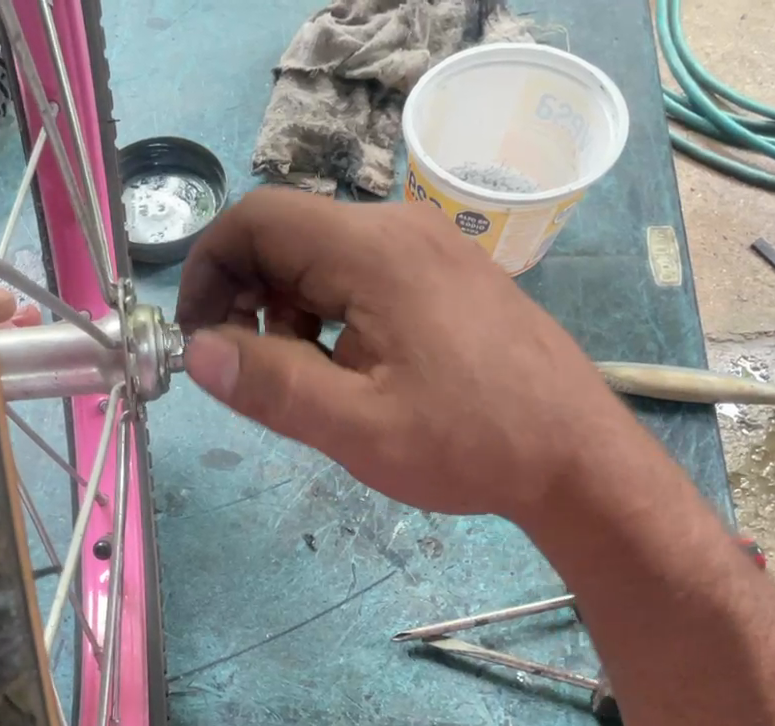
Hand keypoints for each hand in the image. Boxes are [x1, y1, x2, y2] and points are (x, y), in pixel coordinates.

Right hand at [175, 188, 628, 520]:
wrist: (577, 457)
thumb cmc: (468, 445)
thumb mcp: (356, 427)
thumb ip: (270, 385)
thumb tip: (197, 350)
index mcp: (373, 252)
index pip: (255, 220)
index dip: (207, 270)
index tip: (198, 339)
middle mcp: (400, 229)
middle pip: (286, 238)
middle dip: (245, 300)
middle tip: (248, 374)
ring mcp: (429, 248)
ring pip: (320, 260)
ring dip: (286, 315)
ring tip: (305, 385)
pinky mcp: (446, 275)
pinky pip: (360, 277)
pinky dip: (327, 317)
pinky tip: (348, 372)